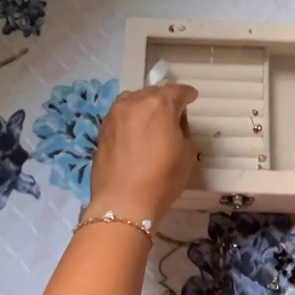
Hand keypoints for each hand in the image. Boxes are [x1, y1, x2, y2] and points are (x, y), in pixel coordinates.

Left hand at [86, 84, 199, 221]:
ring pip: (133, 101)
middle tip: (173, 113)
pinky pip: (120, 115)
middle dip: (165, 100)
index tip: (192, 98)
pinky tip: (134, 132)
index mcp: (159, 105)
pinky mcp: (102, 129)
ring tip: (151, 121)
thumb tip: (174, 126)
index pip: (178, 91)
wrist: (123, 203)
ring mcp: (114, 114)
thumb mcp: (187, 154)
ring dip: (144, 106)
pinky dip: (130, 118)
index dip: (187, 94)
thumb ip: (182, 131)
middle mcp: (134, 102)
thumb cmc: (162, 179)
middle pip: (153, 93)